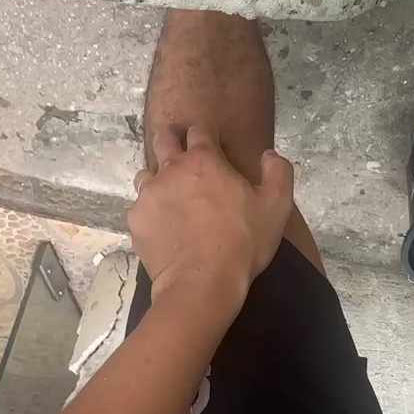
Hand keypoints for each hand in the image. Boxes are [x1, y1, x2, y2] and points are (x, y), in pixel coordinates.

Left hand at [127, 124, 294, 303]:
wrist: (202, 283)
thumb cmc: (243, 242)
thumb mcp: (277, 205)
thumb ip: (278, 171)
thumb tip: (269, 155)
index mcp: (205, 160)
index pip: (200, 129)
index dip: (206, 132)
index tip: (212, 141)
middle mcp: (171, 169)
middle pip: (163, 139)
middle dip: (171, 138)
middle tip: (181, 151)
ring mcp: (149, 194)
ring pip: (147, 173)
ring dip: (159, 178)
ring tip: (171, 196)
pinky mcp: (136, 220)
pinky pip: (141, 207)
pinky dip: (151, 211)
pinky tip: (164, 227)